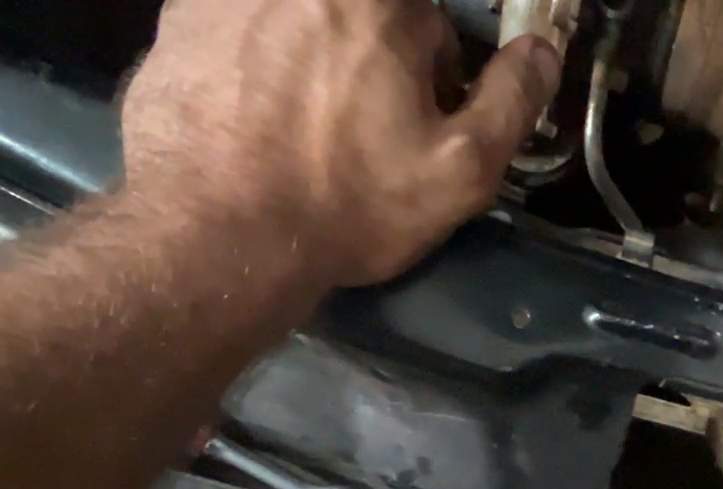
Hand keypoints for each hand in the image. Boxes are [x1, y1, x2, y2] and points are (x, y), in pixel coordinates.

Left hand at [121, 0, 562, 289]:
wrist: (220, 231)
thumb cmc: (353, 204)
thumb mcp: (461, 173)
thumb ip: (511, 103)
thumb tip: (542, 50)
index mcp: (382, 4)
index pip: (434, 26)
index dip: (434, 84)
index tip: (416, 131)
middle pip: (366, 16)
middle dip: (371, 62)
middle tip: (357, 132)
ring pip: (303, 20)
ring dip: (313, 57)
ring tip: (300, 126)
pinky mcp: (180, 10)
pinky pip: (240, 22)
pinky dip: (254, 58)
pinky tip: (252, 115)